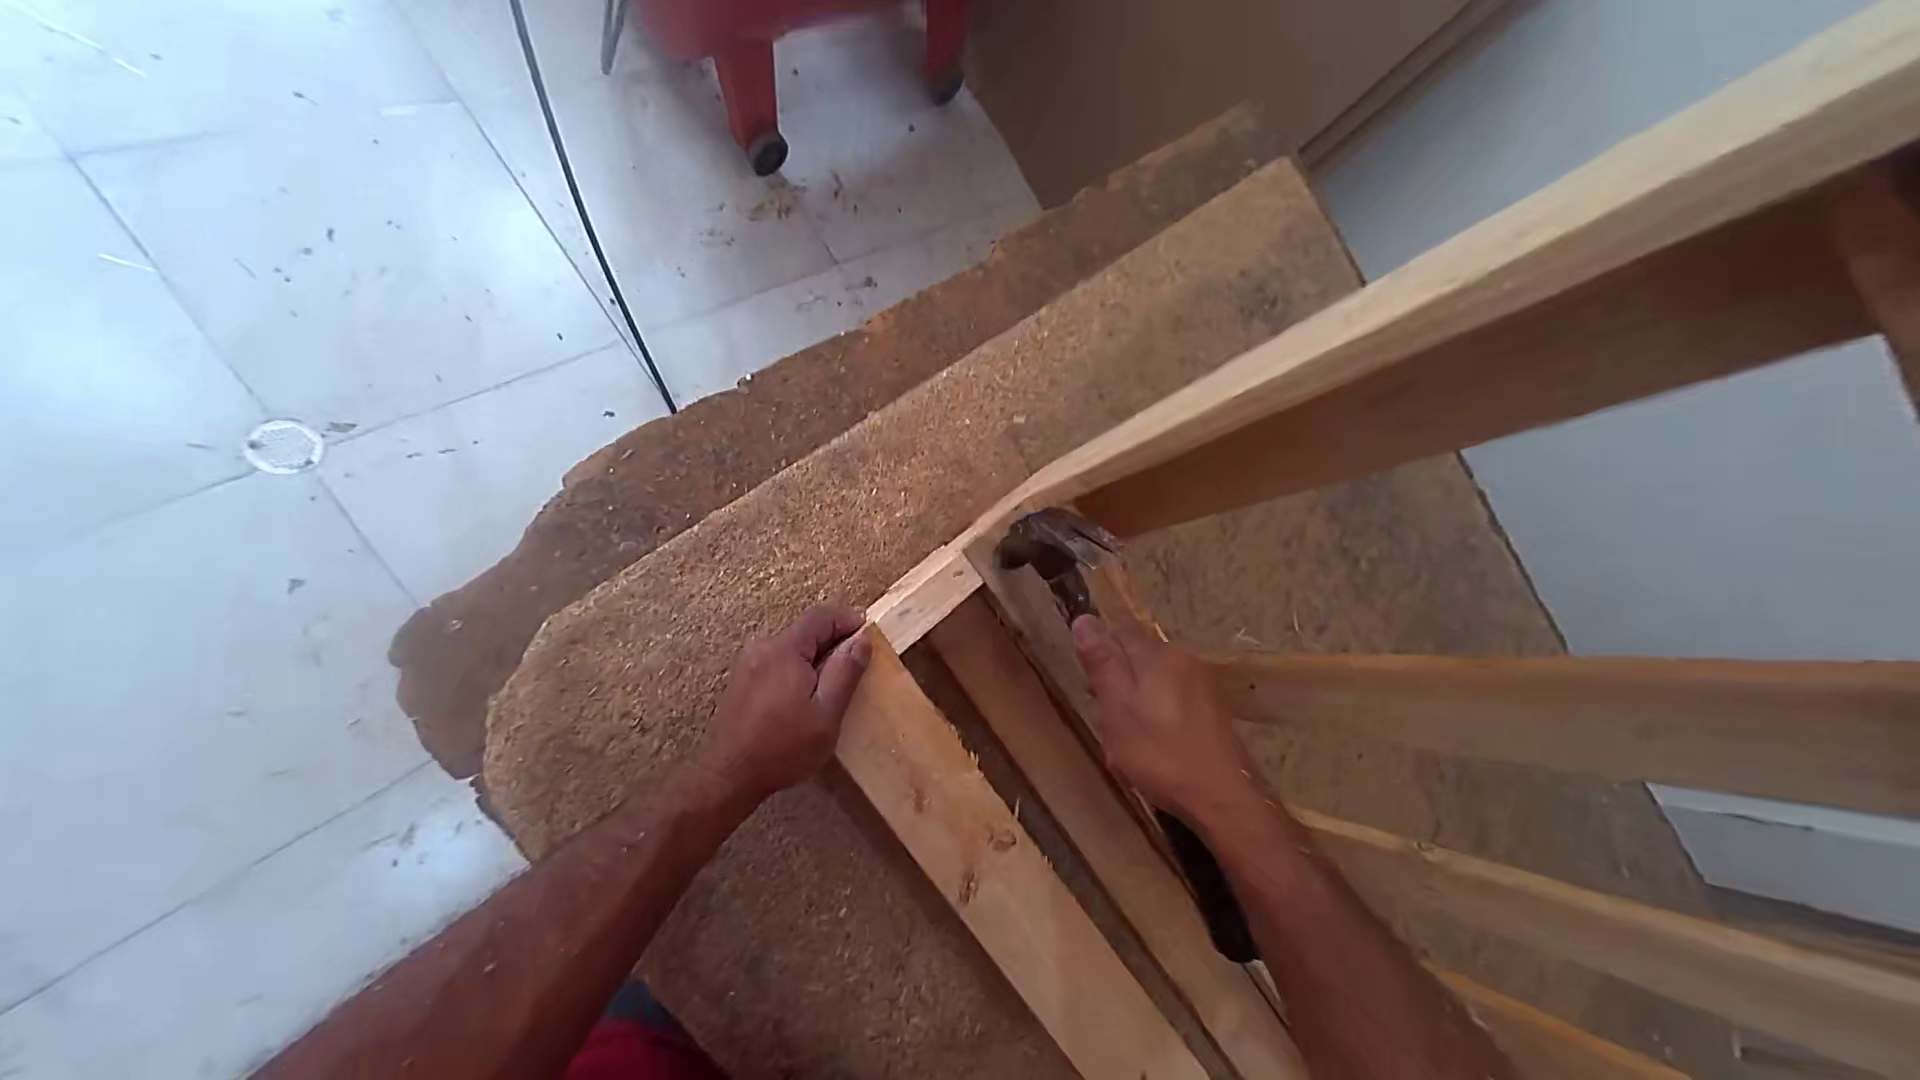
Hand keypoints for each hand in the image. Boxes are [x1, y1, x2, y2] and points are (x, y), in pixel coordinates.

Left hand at [696, 606, 872, 800]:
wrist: (729, 777)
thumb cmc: (783, 748)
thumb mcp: (826, 713)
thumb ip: (845, 671)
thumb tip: (862, 639)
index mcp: (784, 650)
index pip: (820, 617)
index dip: (847, 619)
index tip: (869, 630)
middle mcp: (763, 649)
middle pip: (805, 630)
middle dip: (834, 638)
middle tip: (858, 657)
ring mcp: (749, 664)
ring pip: (792, 646)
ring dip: (817, 654)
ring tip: (837, 678)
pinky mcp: (744, 681)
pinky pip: (779, 661)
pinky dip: (800, 666)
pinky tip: (809, 692)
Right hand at [1071, 614, 1253, 822]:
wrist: (1221, 798)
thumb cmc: (1159, 753)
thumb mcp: (1117, 708)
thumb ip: (1101, 662)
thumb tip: (1084, 618)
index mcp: (1158, 655)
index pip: (1117, 633)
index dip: (1098, 659)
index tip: (1093, 692)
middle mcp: (1183, 659)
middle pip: (1136, 659)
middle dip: (1117, 685)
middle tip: (1109, 724)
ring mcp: (1202, 684)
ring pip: (1153, 683)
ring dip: (1135, 705)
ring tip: (1129, 742)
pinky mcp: (1212, 710)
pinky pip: (1172, 701)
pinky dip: (1157, 718)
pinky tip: (1155, 748)